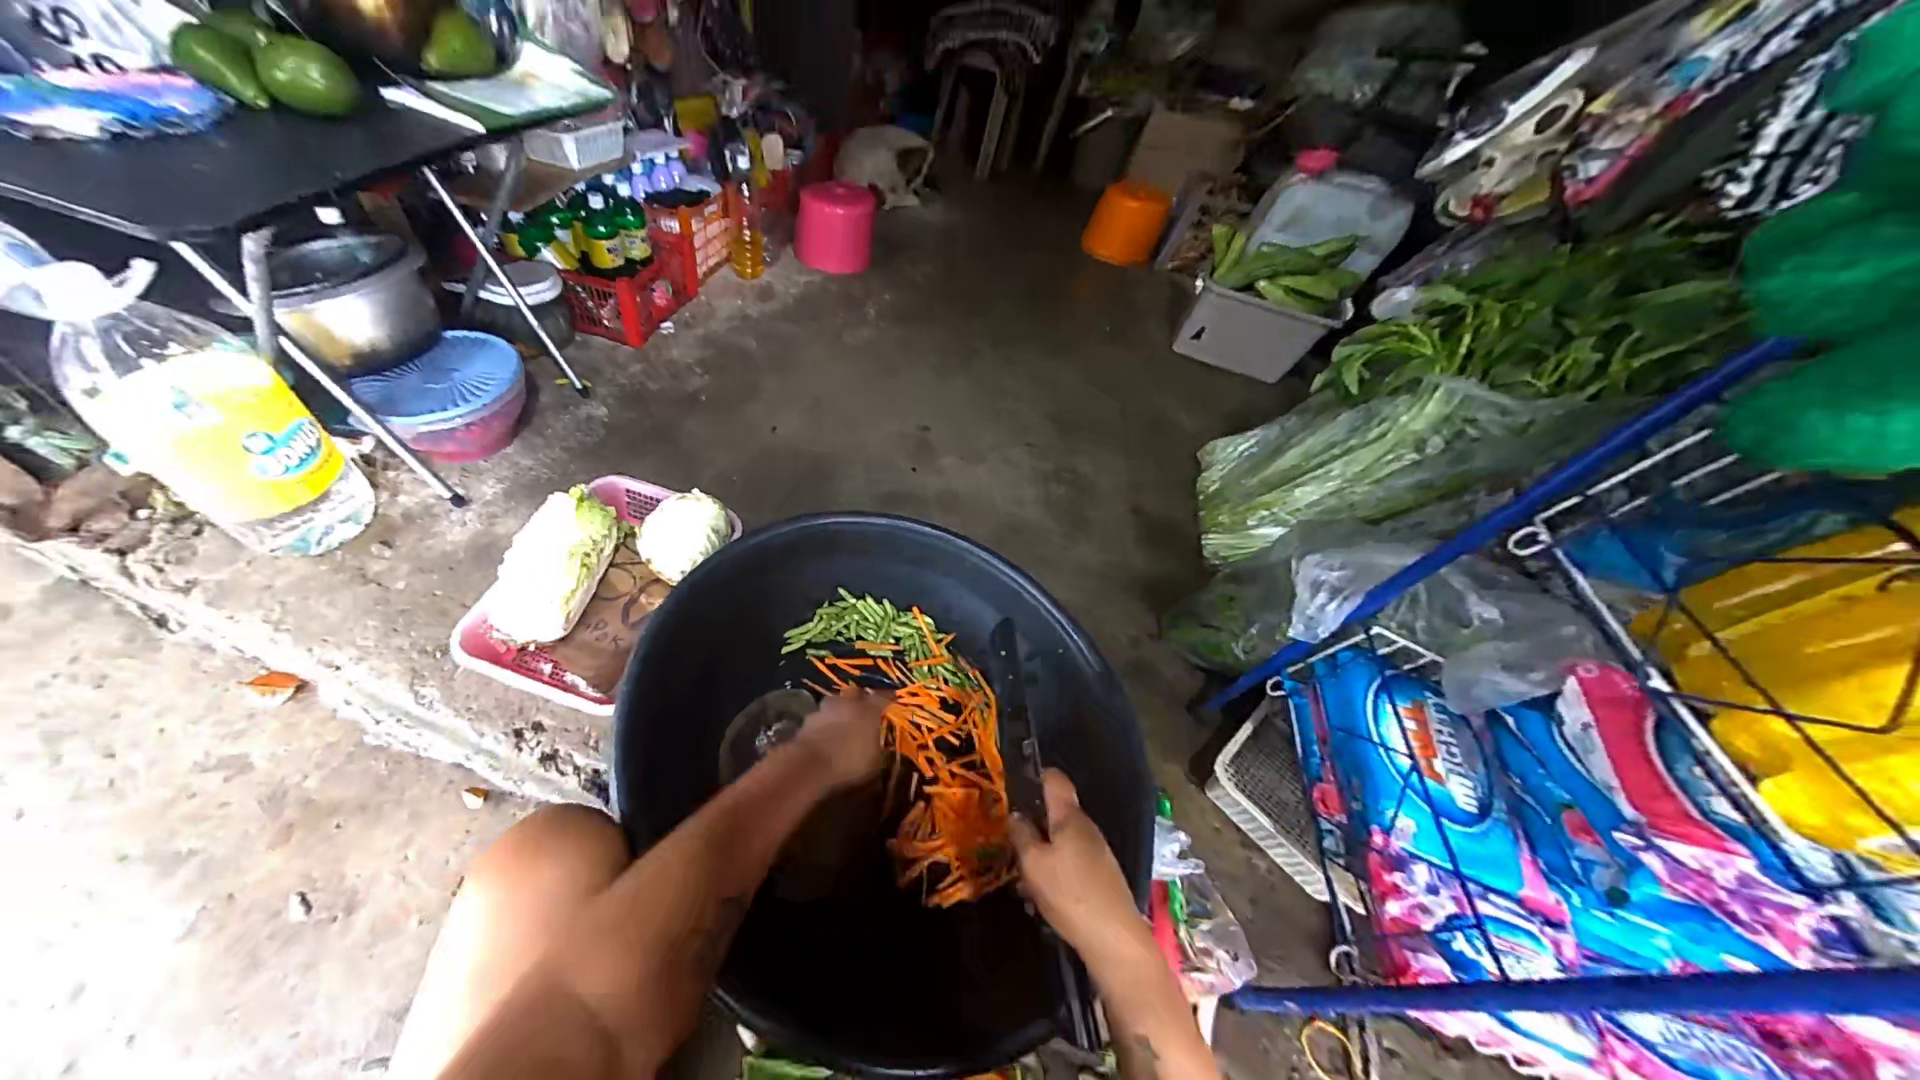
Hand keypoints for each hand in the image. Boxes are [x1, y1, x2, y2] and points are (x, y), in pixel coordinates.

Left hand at [793, 688, 890, 789]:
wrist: (807, 768)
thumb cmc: (849, 764)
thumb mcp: (876, 763)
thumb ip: (882, 748)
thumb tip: (886, 745)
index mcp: (870, 710)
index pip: (885, 696)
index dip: (890, 700)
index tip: (894, 706)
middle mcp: (847, 703)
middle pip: (856, 694)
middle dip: (860, 701)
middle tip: (865, 714)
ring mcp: (824, 710)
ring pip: (835, 704)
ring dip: (839, 712)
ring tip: (842, 726)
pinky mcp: (806, 721)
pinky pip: (820, 719)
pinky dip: (824, 725)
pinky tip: (825, 736)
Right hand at [1009, 769, 1143, 959]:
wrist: (1114, 939)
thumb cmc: (1069, 893)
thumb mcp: (1033, 864)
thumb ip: (1022, 835)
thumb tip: (1016, 814)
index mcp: (1069, 817)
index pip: (1055, 780)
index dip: (1037, 775)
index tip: (1018, 784)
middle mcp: (1087, 828)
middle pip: (1056, 815)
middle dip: (1033, 827)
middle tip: (1011, 846)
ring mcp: (1098, 852)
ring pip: (1062, 842)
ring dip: (1042, 855)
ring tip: (1023, 882)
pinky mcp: (1102, 876)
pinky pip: (1072, 863)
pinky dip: (1055, 873)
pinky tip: (1043, 899)